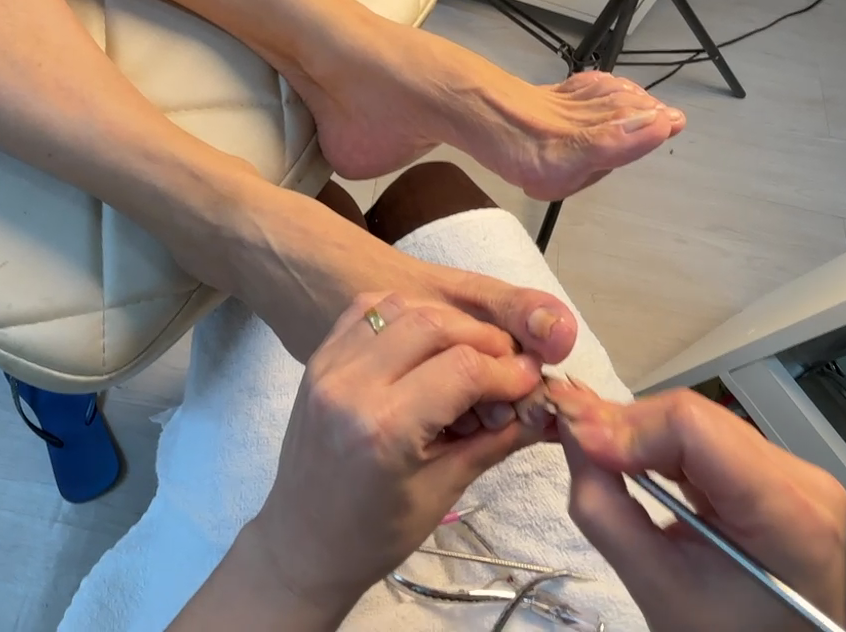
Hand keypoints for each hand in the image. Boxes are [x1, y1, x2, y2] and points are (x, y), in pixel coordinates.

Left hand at [243, 292, 550, 617]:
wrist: (302, 541)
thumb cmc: (375, 533)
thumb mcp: (443, 491)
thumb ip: (494, 440)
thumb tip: (543, 408)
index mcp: (384, 428)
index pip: (461, 369)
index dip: (506, 370)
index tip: (530, 379)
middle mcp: (352, 384)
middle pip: (432, 324)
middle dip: (481, 337)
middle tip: (506, 361)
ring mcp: (329, 365)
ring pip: (399, 306)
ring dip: (443, 319)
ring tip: (467, 348)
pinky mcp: (318, 358)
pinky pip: (365, 310)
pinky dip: (402, 312)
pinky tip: (423, 337)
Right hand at [551, 381, 845, 630]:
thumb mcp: (653, 584)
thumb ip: (601, 503)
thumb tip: (568, 425)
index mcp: (789, 511)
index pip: (694, 427)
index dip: (628, 426)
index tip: (579, 441)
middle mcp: (802, 476)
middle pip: (693, 417)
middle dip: (625, 427)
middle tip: (572, 438)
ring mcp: (794, 470)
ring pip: (693, 419)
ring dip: (637, 432)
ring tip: (596, 451)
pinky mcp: (775, 470)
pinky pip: (702, 435)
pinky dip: (657, 444)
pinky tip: (630, 458)